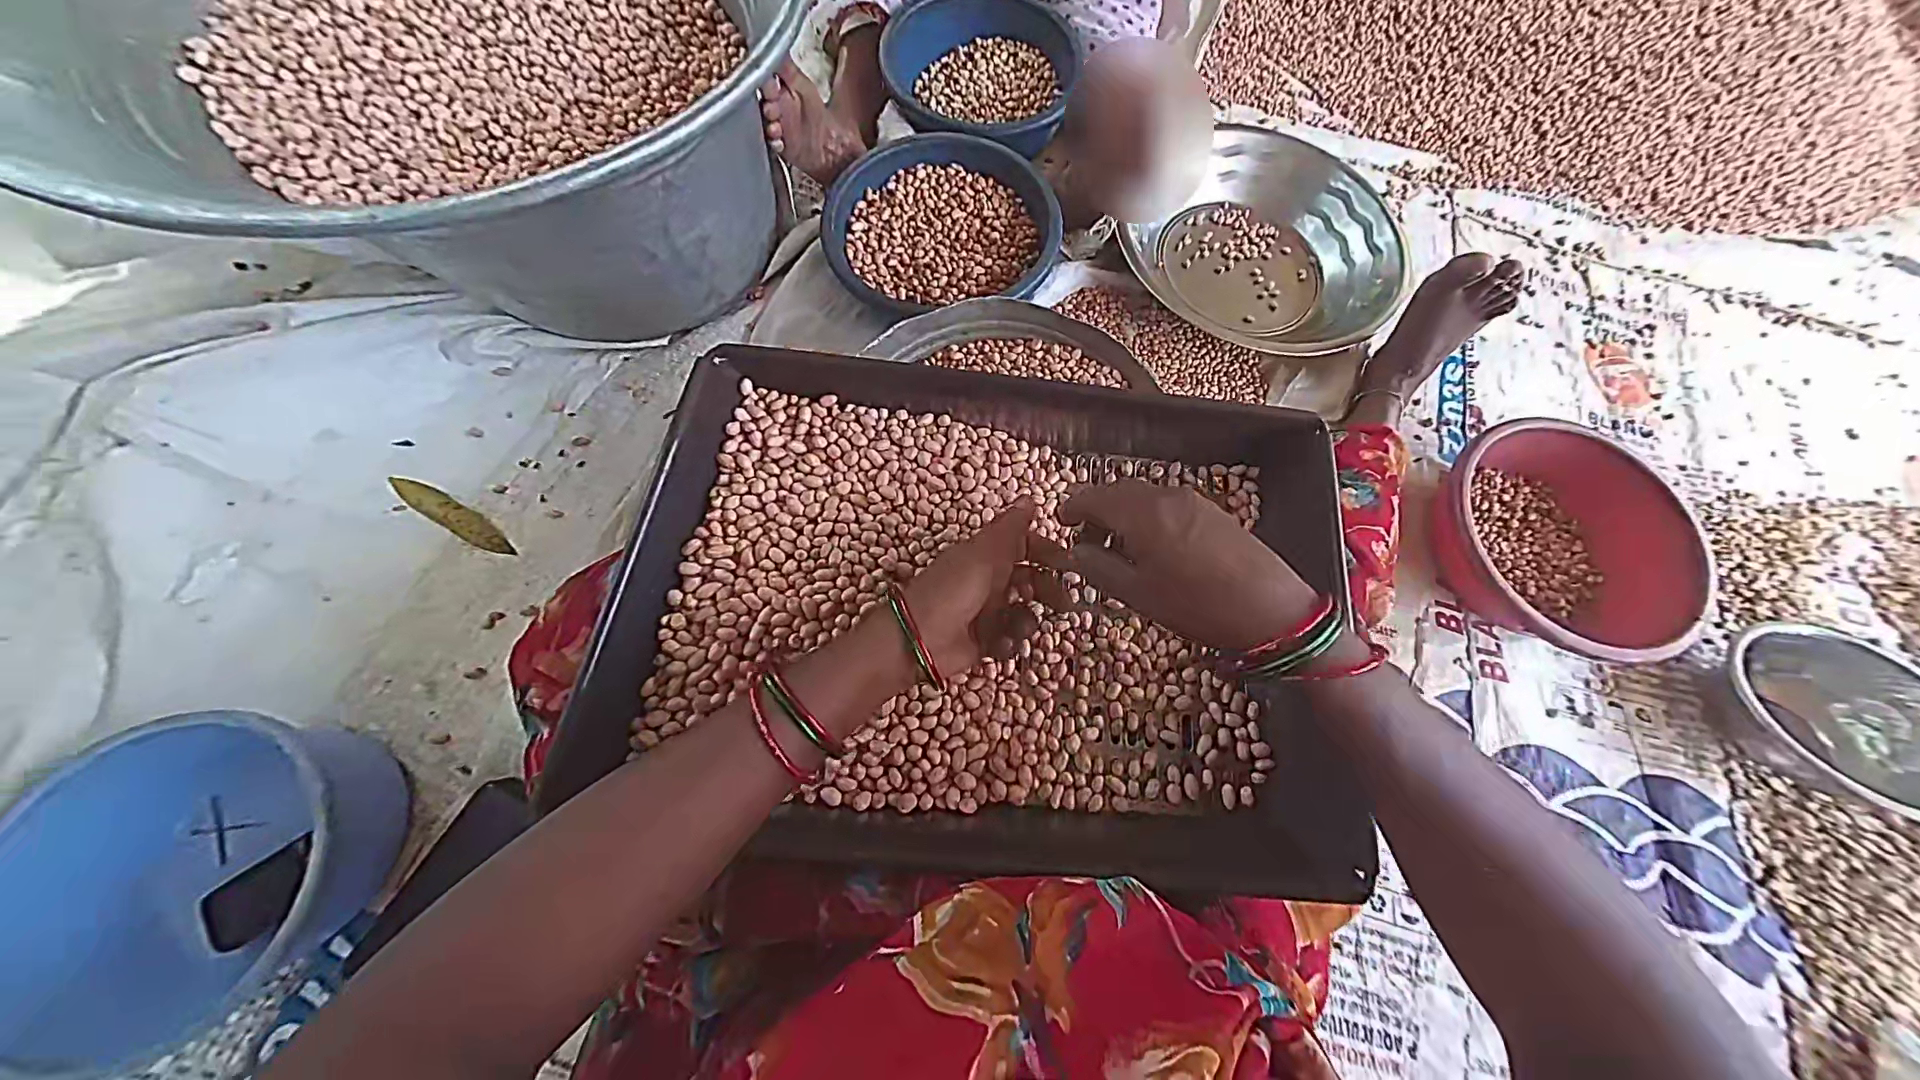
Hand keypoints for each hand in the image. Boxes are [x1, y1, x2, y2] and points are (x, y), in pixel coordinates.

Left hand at [897, 499, 1069, 678]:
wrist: (920, 638)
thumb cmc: (952, 589)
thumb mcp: (984, 553)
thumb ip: (1010, 528)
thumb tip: (1030, 498)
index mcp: (986, 555)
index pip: (1025, 547)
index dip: (1047, 552)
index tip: (1069, 563)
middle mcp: (988, 581)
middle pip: (1029, 581)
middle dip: (1047, 591)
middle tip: (1062, 603)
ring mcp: (986, 612)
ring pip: (1023, 613)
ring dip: (1026, 620)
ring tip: (1019, 627)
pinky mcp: (984, 640)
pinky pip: (1009, 639)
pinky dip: (1009, 642)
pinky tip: (1002, 644)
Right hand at [1048, 479, 1321, 650]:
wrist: (1272, 610)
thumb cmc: (1196, 605)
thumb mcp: (1137, 593)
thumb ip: (1098, 567)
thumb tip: (1075, 551)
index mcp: (1141, 513)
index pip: (1093, 496)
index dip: (1071, 507)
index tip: (1060, 522)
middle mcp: (1165, 496)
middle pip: (1118, 491)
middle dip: (1096, 510)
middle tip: (1085, 539)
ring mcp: (1192, 500)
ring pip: (1143, 496)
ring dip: (1122, 513)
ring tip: (1118, 548)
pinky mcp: (1212, 511)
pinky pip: (1166, 503)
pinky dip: (1147, 516)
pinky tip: (1152, 547)